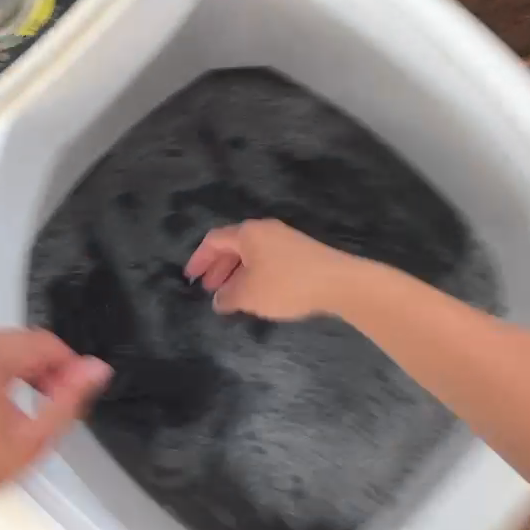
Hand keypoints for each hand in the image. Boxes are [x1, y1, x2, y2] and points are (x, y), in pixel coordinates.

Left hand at [0, 331, 109, 510]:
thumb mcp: (34, 439)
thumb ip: (69, 399)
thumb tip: (98, 368)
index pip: (40, 342)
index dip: (64, 360)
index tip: (72, 384)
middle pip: (17, 338)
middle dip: (41, 360)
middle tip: (51, 392)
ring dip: (16, 359)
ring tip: (25, 393)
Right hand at [183, 219, 360, 319]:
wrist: (338, 282)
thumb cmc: (286, 284)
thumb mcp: (249, 294)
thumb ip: (227, 296)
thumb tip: (218, 299)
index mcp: (248, 233)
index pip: (214, 240)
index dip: (199, 259)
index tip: (191, 278)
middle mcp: (264, 230)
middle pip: (233, 245)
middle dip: (218, 268)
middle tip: (208, 289)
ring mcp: (285, 239)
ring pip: (251, 254)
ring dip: (236, 273)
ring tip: (230, 296)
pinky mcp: (301, 252)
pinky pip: (267, 260)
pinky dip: (255, 274)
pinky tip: (257, 294)